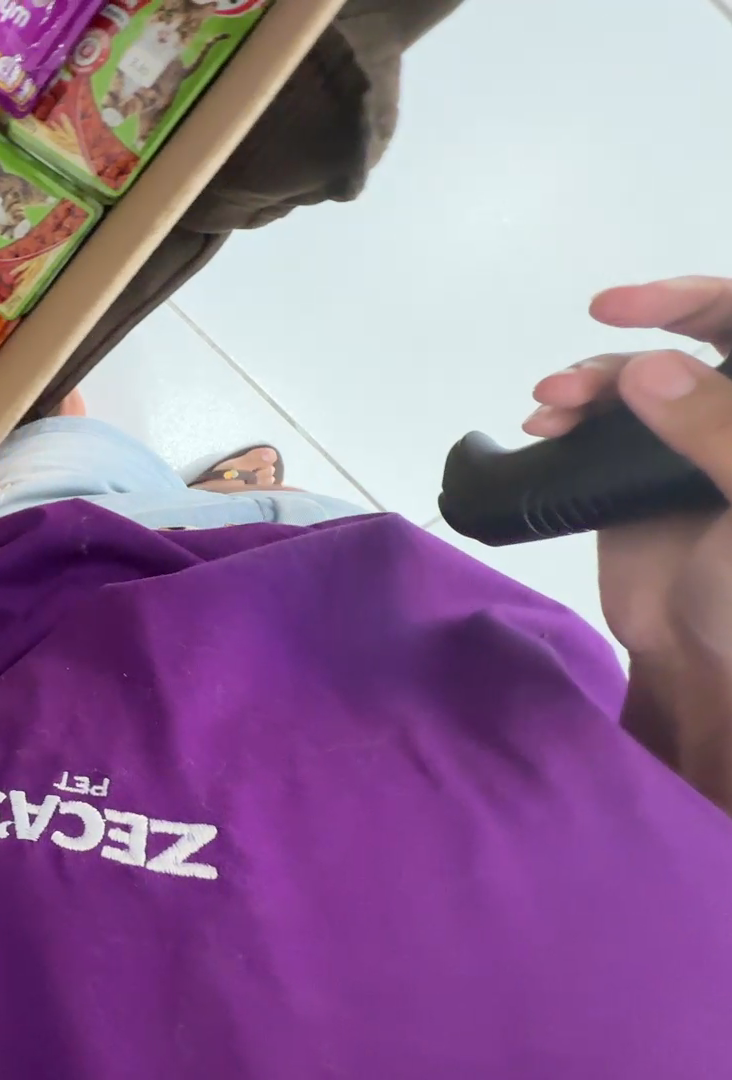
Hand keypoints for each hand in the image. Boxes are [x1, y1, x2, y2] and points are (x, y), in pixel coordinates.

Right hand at [523, 276, 731, 673]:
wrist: (711, 659)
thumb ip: (720, 432)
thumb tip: (651, 368)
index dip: (700, 304)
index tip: (622, 307)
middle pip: (698, 349)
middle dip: (630, 349)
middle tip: (564, 384)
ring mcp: (698, 446)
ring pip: (643, 383)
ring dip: (588, 385)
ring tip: (545, 409)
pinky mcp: (642, 474)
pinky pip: (604, 425)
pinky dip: (568, 416)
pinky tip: (542, 427)